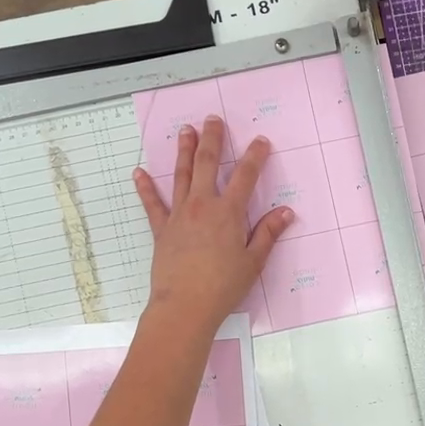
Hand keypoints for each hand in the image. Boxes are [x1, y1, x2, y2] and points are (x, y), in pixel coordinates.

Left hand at [132, 116, 292, 334]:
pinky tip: (139, 173)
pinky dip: (145, 188)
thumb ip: (268, 234)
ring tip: (185, 131)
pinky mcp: (161, 229)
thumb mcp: (253, 262)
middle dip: (212, 139)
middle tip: (213, 120)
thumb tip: (285, 213)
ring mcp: (179, 215)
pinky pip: (153, 204)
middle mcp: (202, 206)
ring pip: (181, 175)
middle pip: (207, 163)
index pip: (245, 176)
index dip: (254, 156)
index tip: (260, 141)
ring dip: (184, 151)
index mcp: (229, 213)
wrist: (186, 304)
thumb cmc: (223, 287)